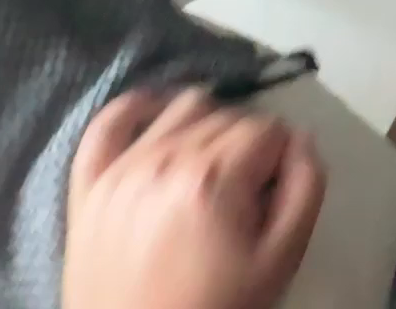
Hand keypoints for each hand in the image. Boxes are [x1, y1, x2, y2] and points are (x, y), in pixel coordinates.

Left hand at [64, 87, 326, 308]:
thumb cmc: (217, 306)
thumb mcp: (283, 256)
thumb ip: (306, 184)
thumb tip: (301, 138)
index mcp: (215, 176)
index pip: (270, 127)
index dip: (280, 156)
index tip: (272, 192)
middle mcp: (166, 159)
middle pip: (231, 115)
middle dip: (249, 143)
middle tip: (245, 191)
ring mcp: (122, 169)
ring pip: (184, 106)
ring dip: (208, 123)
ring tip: (212, 164)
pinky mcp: (89, 185)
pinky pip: (108, 122)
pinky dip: (138, 107)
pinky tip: (160, 117)